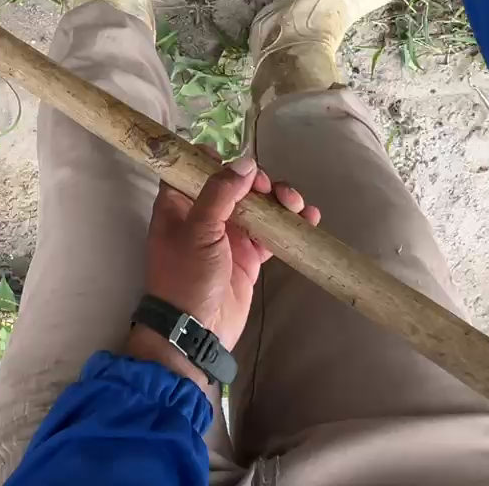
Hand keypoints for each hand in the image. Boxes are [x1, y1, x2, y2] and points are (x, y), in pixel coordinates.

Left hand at [126, 156, 320, 386]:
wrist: (196, 332)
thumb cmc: (187, 275)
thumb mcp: (198, 229)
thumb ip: (220, 193)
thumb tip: (245, 162)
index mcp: (179, 204)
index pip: (192, 169)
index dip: (214, 159)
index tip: (237, 157)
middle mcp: (203, 215)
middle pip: (233, 185)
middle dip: (257, 181)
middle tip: (270, 188)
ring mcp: (228, 235)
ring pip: (256, 206)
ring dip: (278, 200)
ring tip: (295, 204)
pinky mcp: (249, 256)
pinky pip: (271, 233)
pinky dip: (289, 225)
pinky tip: (309, 218)